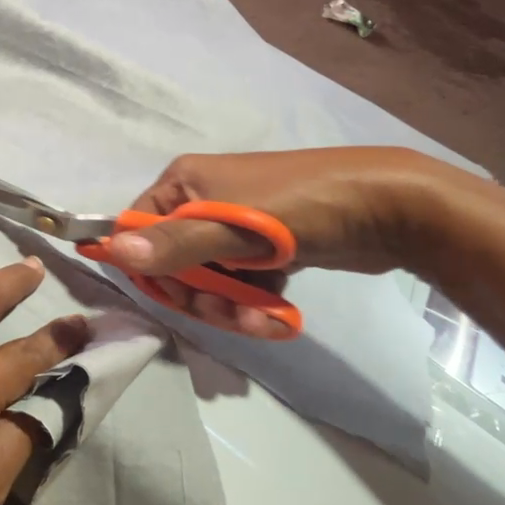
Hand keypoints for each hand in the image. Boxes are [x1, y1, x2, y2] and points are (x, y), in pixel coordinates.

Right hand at [105, 147, 464, 338]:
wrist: (391, 207)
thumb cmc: (302, 206)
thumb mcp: (233, 228)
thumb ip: (174, 243)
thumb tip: (113, 250)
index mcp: (182, 183)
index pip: (138, 229)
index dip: (151, 267)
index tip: (182, 297)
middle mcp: (201, 200)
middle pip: (174, 260)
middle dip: (201, 295)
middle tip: (233, 314)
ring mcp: (235, 224)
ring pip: (210, 278)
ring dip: (232, 307)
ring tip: (268, 321)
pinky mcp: (267, 248)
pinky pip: (242, 282)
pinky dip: (255, 303)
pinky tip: (281, 314)